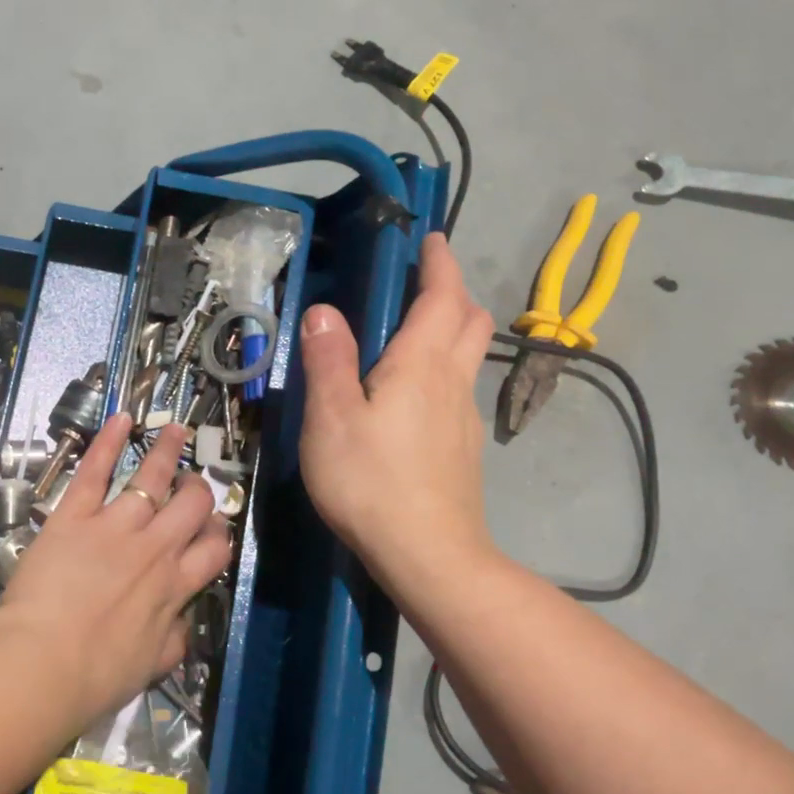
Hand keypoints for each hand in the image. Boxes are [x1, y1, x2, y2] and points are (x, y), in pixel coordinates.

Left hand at [0, 417, 231, 722]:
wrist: (43, 661)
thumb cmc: (95, 675)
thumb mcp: (150, 666)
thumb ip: (174, 638)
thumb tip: (183, 622)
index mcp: (174, 587)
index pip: (213, 549)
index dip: (217, 534)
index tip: (213, 530)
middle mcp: (153, 549)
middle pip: (192, 506)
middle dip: (198, 490)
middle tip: (193, 485)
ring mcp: (114, 526)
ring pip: (152, 479)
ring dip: (168, 451)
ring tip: (176, 431)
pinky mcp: (73, 515)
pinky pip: (94, 471)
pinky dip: (108, 442)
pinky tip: (122, 420)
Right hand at [297, 233, 496, 578]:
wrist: (427, 552)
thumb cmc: (370, 480)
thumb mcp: (332, 418)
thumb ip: (328, 361)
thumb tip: (324, 310)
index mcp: (420, 364)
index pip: (442, 297)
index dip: (438, 264)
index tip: (431, 240)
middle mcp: (452, 381)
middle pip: (470, 321)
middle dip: (453, 293)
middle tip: (422, 285)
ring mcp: (463, 417)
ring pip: (468, 357)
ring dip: (452, 331)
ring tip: (413, 335)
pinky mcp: (462, 448)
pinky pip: (457, 391)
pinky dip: (442, 371)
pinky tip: (411, 398)